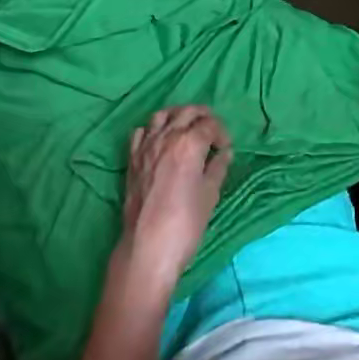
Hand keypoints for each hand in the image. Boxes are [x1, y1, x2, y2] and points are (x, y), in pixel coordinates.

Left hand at [117, 105, 233, 285]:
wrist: (147, 247)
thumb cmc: (186, 223)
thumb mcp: (210, 194)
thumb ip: (218, 167)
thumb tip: (224, 153)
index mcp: (190, 143)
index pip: (210, 124)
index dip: (222, 133)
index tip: (226, 148)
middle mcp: (166, 137)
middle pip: (187, 112)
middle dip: (203, 116)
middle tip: (213, 131)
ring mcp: (145, 146)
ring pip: (162, 115)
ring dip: (178, 116)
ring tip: (188, 128)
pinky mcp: (132, 159)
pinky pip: (141, 132)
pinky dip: (153, 130)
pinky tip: (161, 140)